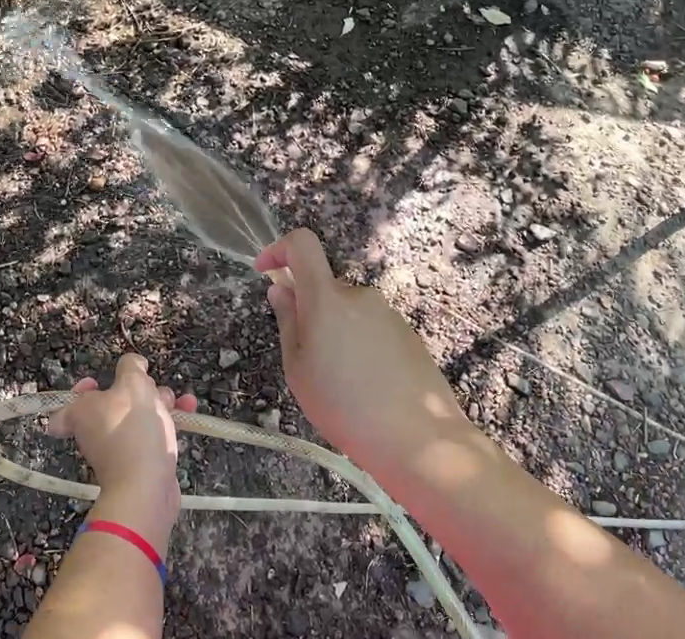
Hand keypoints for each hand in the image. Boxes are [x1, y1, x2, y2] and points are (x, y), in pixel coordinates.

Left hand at [45, 354, 196, 534]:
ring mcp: (117, 449)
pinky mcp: (140, 461)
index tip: (97, 384)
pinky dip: (168, 421)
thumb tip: (133, 364)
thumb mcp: (133, 384)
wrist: (145, 486)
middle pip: (114, 402)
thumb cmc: (132, 430)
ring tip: (177, 400)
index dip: (81, 391)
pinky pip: (152, 434)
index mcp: (81, 413)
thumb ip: (131, 366)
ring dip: (160, 403)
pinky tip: (188, 410)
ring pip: (138, 416)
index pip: (65, 407)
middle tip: (151, 389)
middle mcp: (94, 432)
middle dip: (140, 390)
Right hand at [256, 229, 471, 479]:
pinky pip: (373, 329)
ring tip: (343, 384)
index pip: (302, 244)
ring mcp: (388, 313)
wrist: (418, 439)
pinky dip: (362, 347)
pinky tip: (369, 388)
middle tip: (309, 362)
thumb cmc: (343, 406)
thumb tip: (281, 289)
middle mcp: (360, 295)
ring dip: (337, 334)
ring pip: (349, 312)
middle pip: (325, 289)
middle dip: (311, 314)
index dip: (279, 249)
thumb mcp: (298, 369)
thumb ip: (288, 322)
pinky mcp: (408, 334)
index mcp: (327, 298)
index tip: (267, 272)